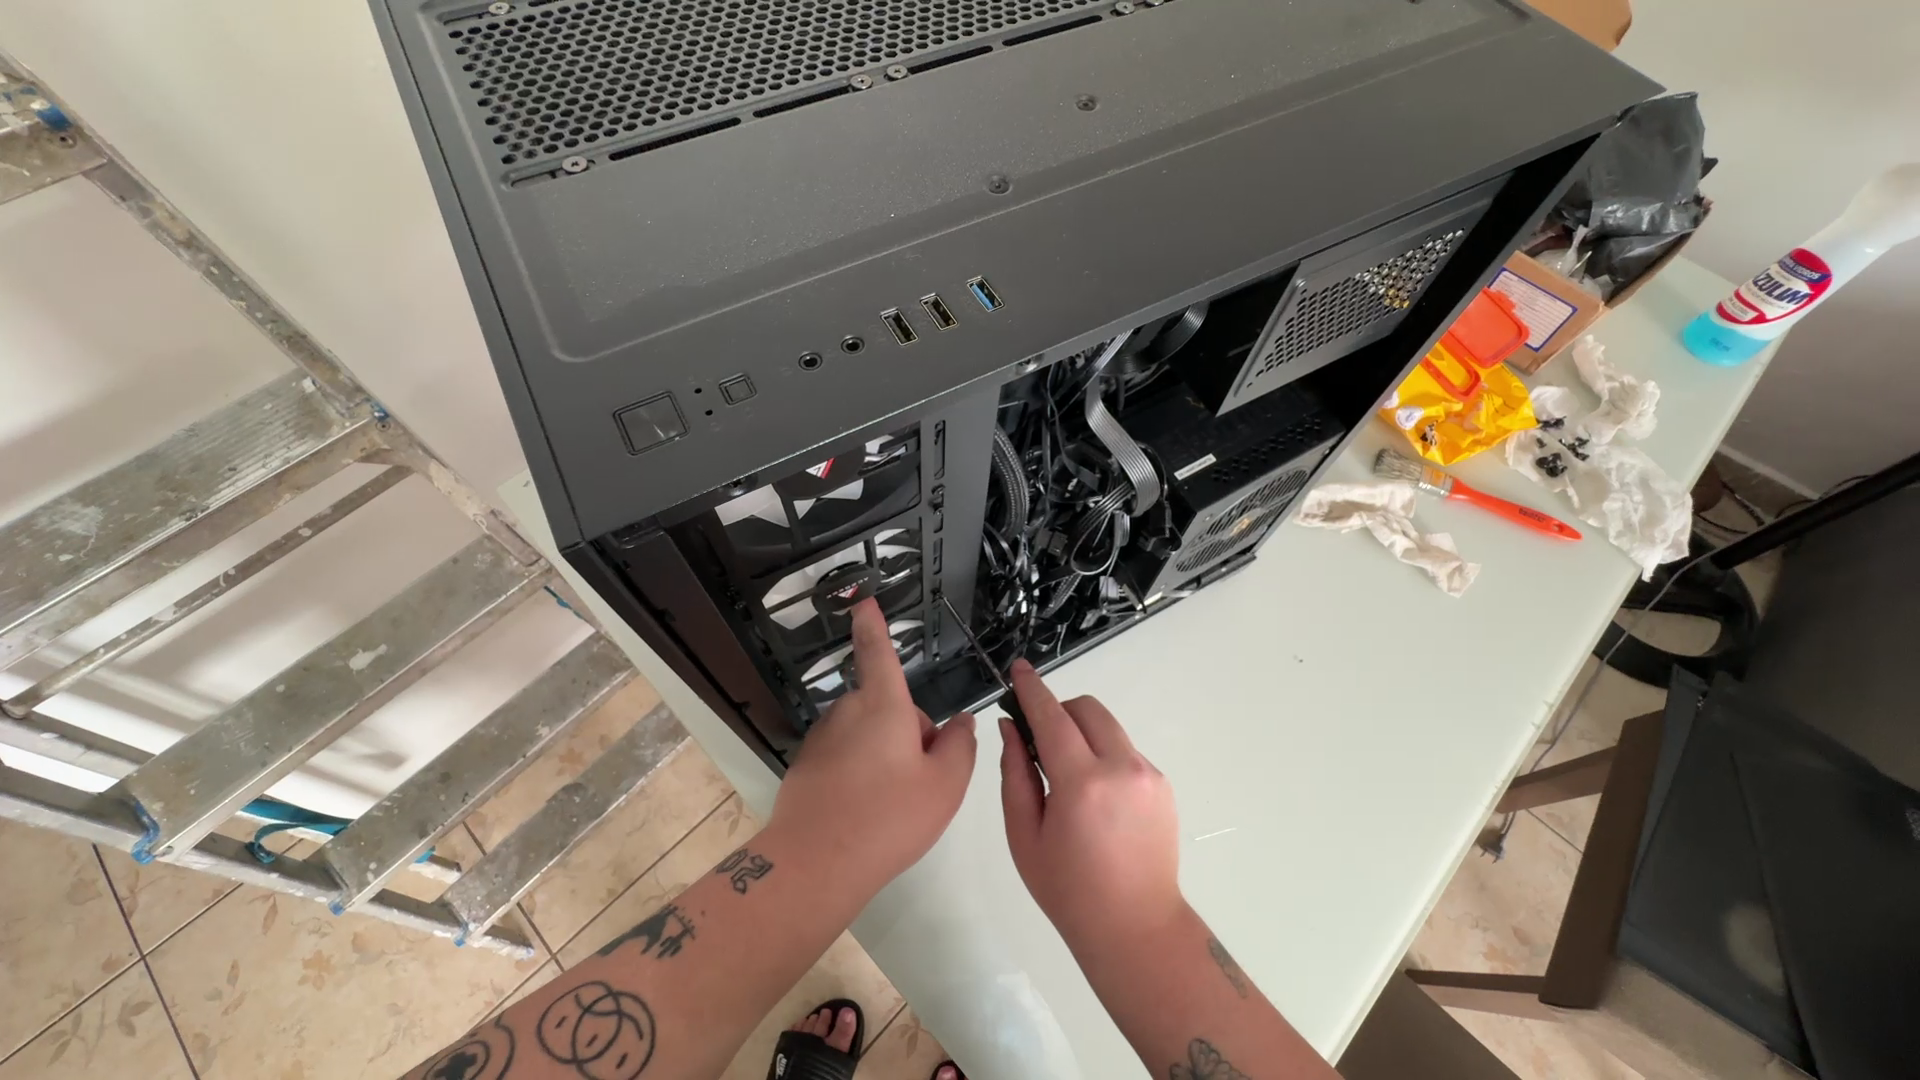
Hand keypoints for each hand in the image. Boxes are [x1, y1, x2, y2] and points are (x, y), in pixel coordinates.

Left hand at [770, 597, 976, 893]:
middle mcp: (847, 713)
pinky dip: (859, 775)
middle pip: (888, 708)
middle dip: (908, 732)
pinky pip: (844, 758)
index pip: (879, 653)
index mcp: (883, 706)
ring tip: (891, 805)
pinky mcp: (806, 768)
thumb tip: (961, 722)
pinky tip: (865, 814)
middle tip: (920, 781)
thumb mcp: (945, 785)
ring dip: (884, 755)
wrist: (816, 864)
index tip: (864, 600)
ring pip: (867, 735)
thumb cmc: (888, 817)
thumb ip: (960, 746)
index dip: (874, 624)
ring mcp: (822, 740)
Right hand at [999, 659, 1183, 948]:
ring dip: (1082, 733)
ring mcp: (1148, 775)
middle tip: (1038, 740)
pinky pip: (1125, 751)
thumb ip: (1015, 774)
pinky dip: (1103, 755)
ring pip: (1108, 727)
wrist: (1135, 927)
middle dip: (1059, 710)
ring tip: (1067, 776)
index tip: (1019, 668)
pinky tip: (1095, 798)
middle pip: (1087, 709)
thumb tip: (1010, 728)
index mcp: (1081, 783)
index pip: (1051, 717)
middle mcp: (1121, 768)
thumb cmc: (1067, 889)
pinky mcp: (1162, 785)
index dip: (1032, 689)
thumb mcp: (1025, 835)